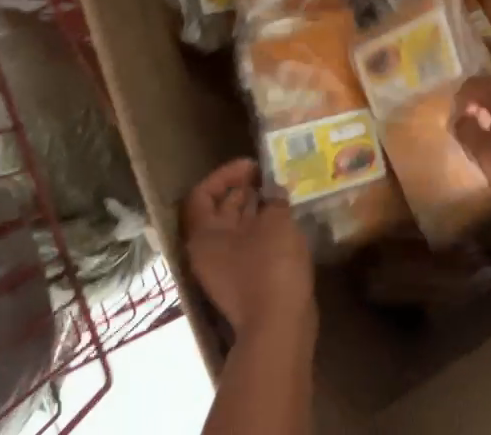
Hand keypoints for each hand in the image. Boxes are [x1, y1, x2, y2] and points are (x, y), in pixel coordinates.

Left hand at [182, 159, 314, 336]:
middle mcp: (208, 252)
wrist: (279, 325)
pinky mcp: (245, 283)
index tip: (254, 166)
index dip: (225, 175)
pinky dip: (265, 231)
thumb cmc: (270, 265)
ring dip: (257, 210)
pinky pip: (250, 247)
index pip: (202, 194)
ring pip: (237, 230)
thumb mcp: (275, 221)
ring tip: (284, 195)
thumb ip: (273, 200)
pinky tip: (288, 222)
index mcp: (204, 235)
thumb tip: (275, 193)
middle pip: (219, 212)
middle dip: (244, 190)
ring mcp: (226, 270)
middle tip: (272, 177)